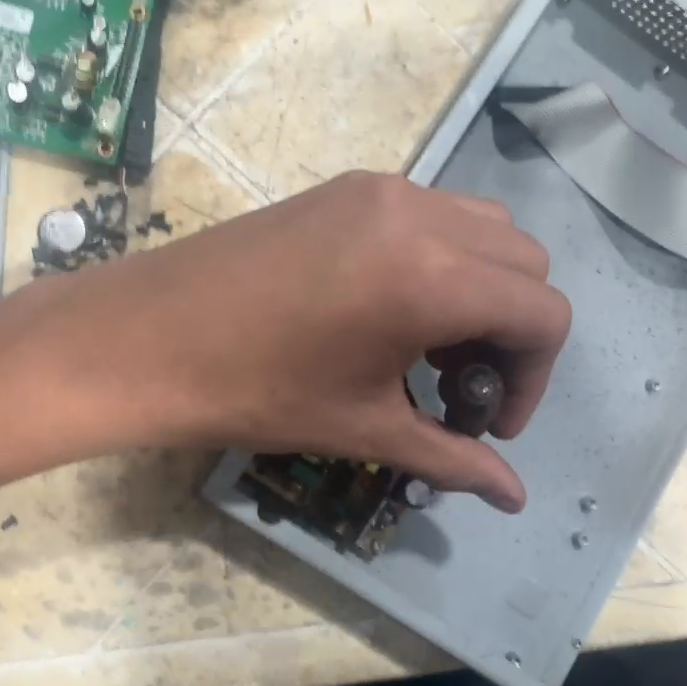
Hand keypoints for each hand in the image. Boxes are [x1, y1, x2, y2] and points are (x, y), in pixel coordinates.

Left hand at [5, 172, 570, 510]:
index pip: (542, 311)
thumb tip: (515, 498)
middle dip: (513, 330)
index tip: (487, 422)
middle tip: (460, 388)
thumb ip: (453, 459)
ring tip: (428, 349)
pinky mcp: (346, 187)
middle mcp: (419, 214)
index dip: (533, 375)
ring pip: (482, 228)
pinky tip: (390, 310)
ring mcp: (381, 190)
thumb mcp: (363, 428)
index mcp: (432, 276)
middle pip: (523, 262)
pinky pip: (430, 213)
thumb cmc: (253, 391)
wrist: (144, 337)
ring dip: (481, 289)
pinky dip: (441, 259)